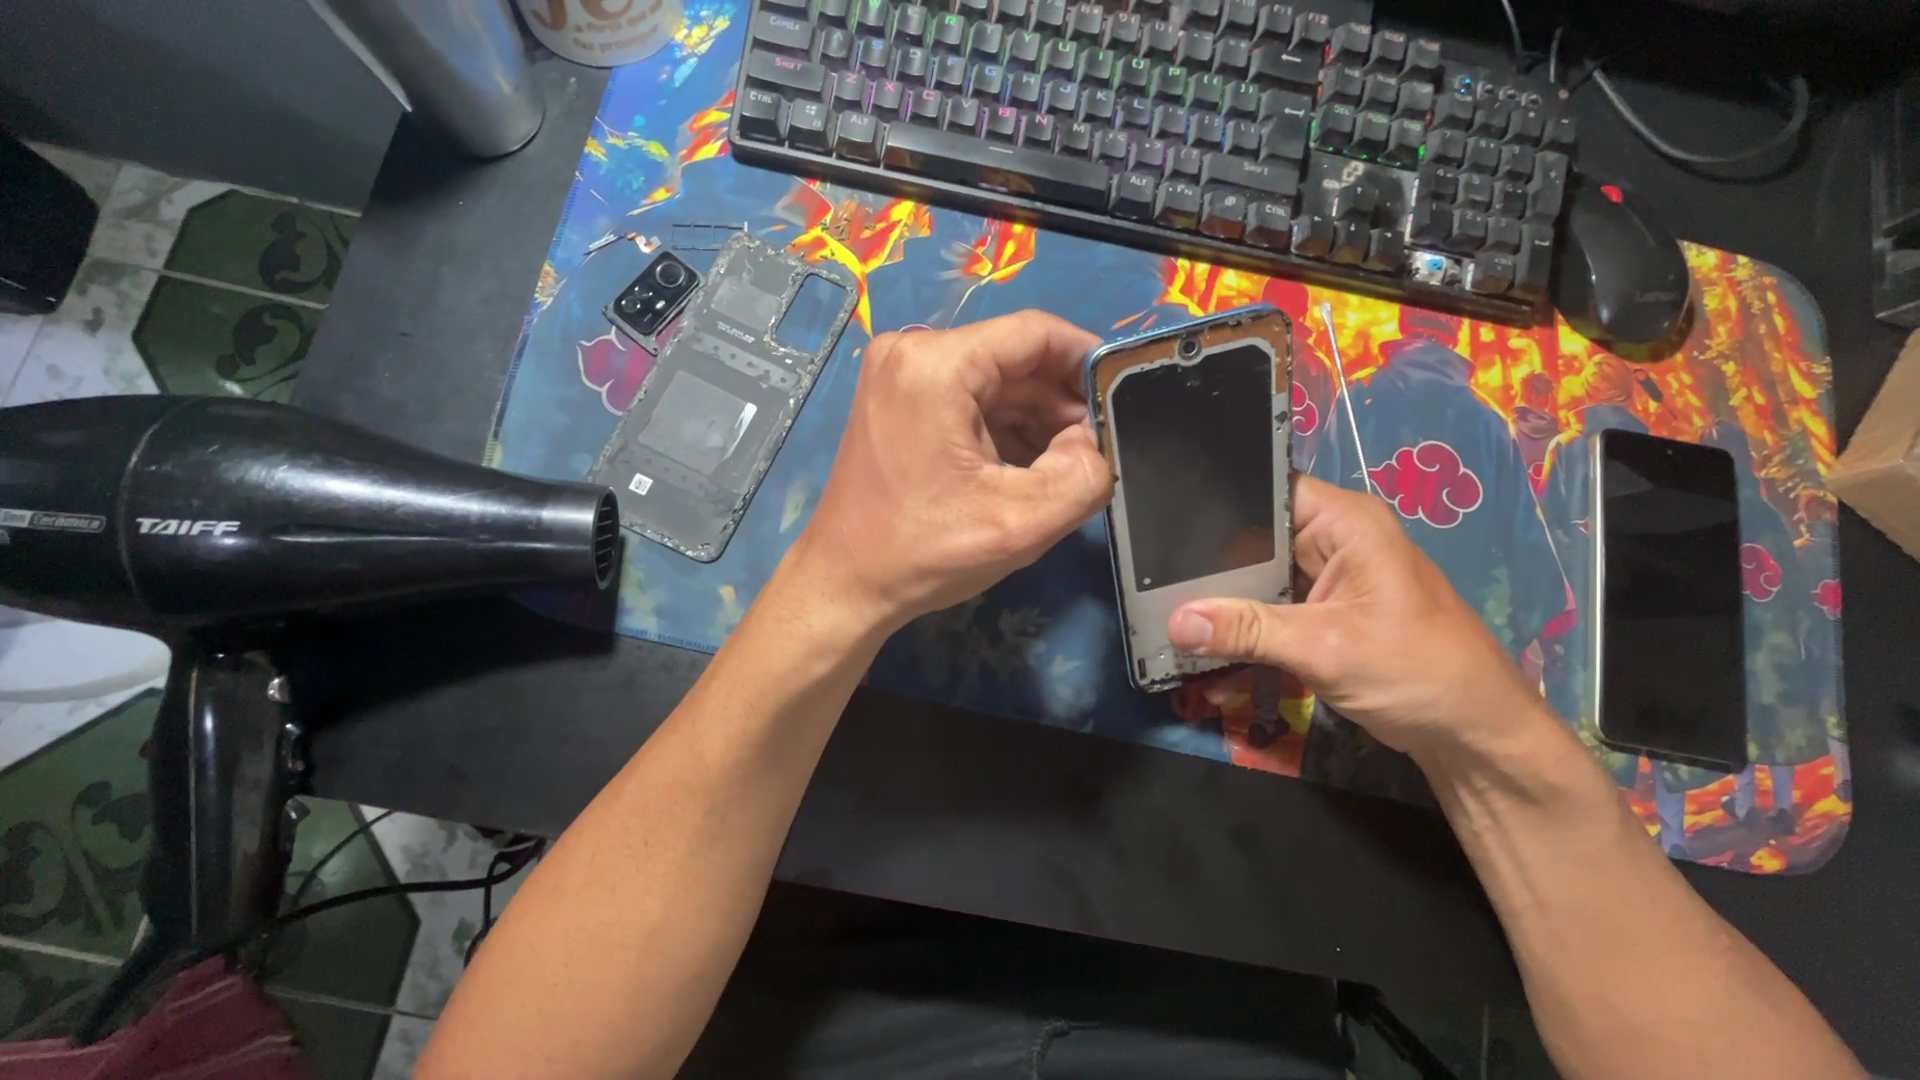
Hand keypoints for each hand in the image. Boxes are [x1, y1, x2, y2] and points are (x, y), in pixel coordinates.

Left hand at [789, 311, 1113, 630]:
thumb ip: (1084, 476)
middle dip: (1061, 402)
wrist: (845, 584)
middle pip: (1014, 357)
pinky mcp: (898, 401)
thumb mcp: (1021, 522)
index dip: (1088, 359)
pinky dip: (1004, 428)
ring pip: (995, 381)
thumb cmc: (923, 553)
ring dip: (1036, 420)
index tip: (1123, 395)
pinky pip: (969, 400)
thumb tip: (1094, 445)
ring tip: (1063, 469)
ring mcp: (900, 376)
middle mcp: (911, 353)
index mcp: (936, 365)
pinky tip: (1026, 469)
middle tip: (1094, 450)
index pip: (1035, 333)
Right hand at [1166, 475, 1543, 763]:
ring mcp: (1325, 581)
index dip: (1216, 503)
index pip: (1267, 492)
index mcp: (1345, 522)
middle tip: (1151, 588)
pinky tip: (1205, 660)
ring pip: (1254, 582)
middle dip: (1206, 568)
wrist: (1471, 736)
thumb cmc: (1416, 672)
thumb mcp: (1325, 647)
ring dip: (1220, 608)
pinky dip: (1241, 636)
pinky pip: (1266, 615)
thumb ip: (1247, 631)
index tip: (1162, 526)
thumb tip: (1176, 623)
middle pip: (1252, 540)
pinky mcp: (1320, 616)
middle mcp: (1332, 541)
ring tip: (1166, 623)